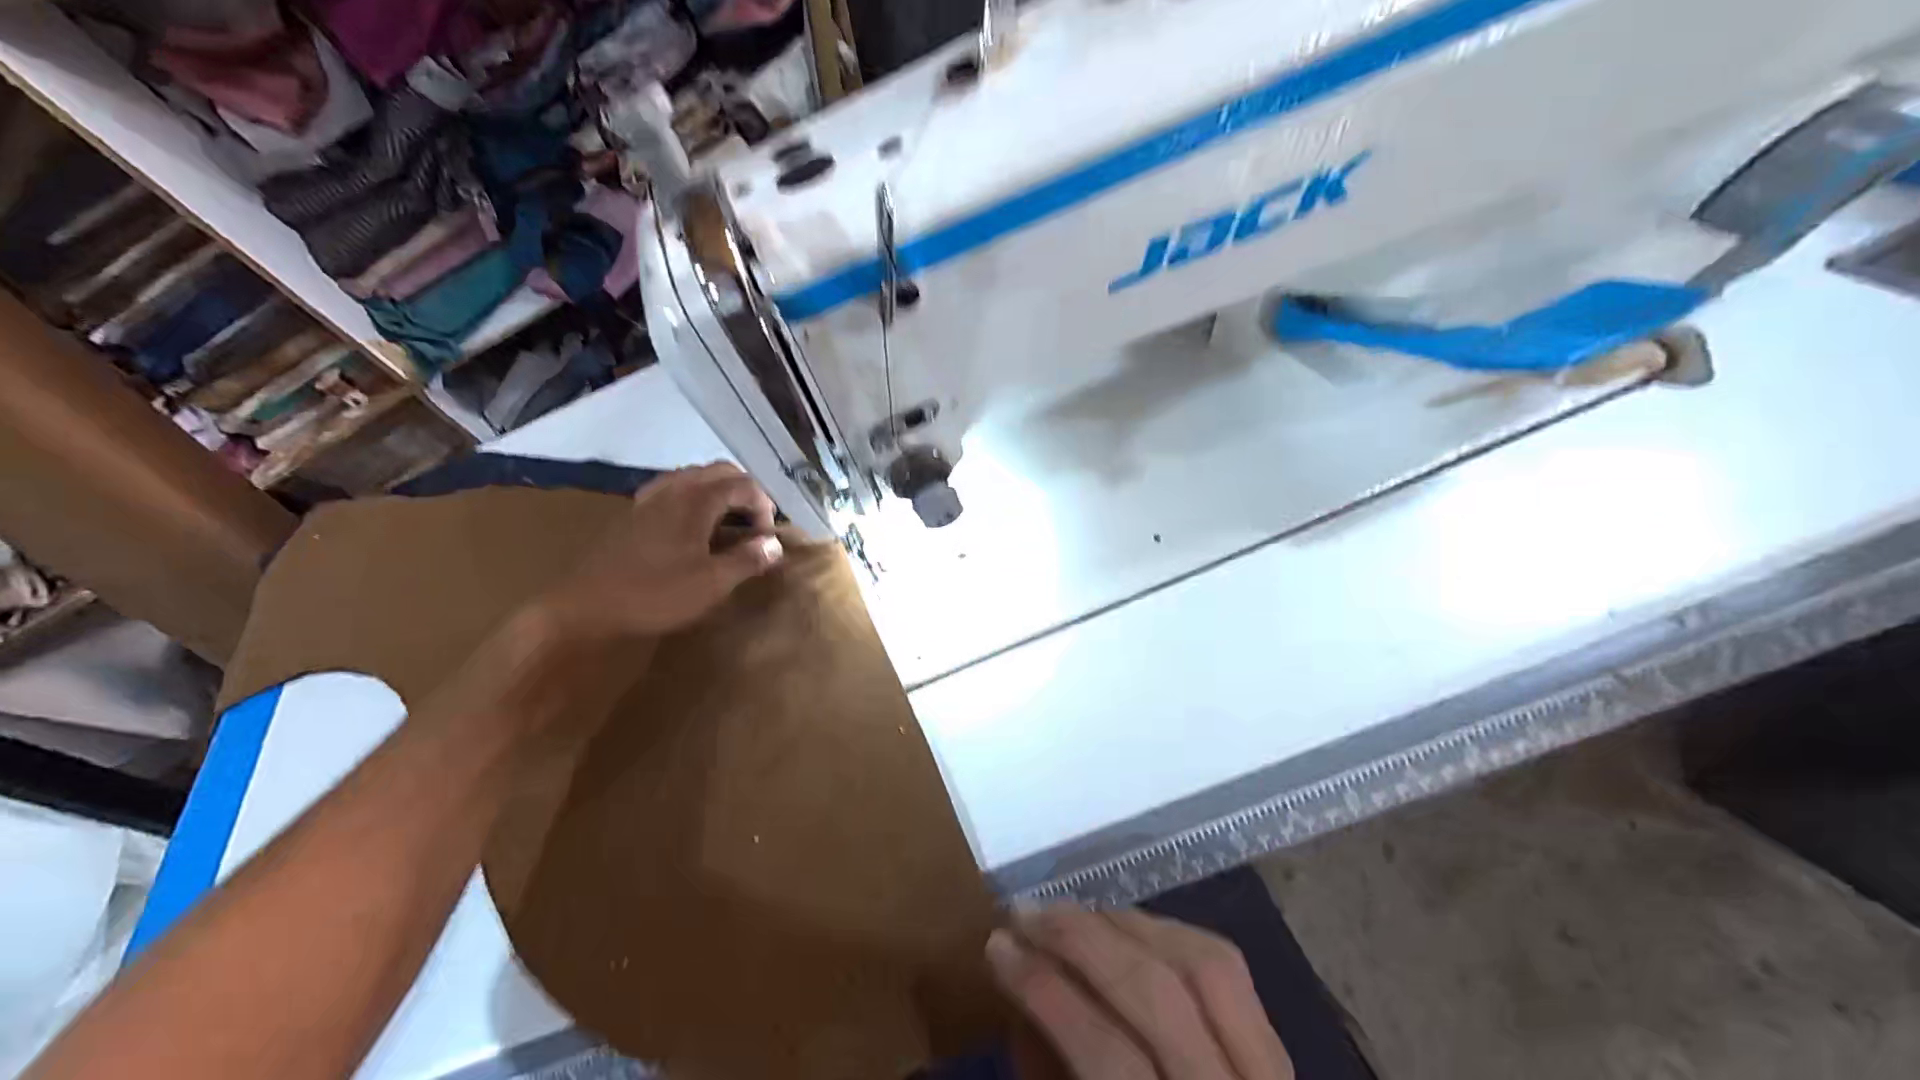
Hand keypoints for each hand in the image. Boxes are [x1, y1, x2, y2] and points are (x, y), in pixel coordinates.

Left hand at [539, 463, 784, 641]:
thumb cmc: (655, 594)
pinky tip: (693, 526)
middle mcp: (674, 488)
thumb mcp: (712, 583)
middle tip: (755, 523)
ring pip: (694, 477)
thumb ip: (747, 560)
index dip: (764, 506)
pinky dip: (694, 498)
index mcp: (696, 500)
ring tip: (729, 522)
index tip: (768, 537)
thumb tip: (776, 545)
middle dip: (745, 491)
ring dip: (719, 492)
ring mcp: (650, 498)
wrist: (586, 606)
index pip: (743, 485)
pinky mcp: (634, 512)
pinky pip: (674, 489)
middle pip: (719, 471)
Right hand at [987, 908, 1293, 1079]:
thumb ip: (1055, 1075)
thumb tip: (1023, 1000)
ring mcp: (1270, 1077)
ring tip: (1069, 914)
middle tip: (1024, 915)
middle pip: (1157, 994)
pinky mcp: (1281, 1052)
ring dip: (1124, 925)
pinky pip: (1227, 967)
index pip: (1108, 1055)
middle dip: (1079, 939)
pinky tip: (1126, 927)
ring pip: (1201, 964)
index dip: (1045, 991)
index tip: (996, 948)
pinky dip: (1169, 934)